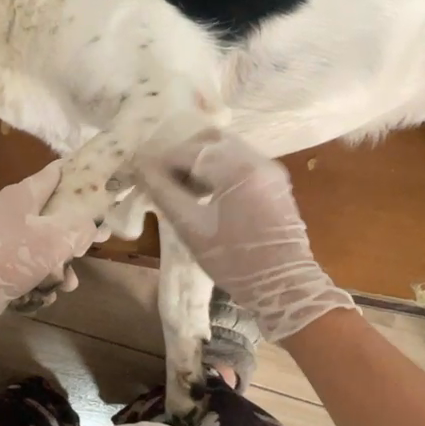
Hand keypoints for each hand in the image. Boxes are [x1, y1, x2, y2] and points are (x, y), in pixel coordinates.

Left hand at [0, 162, 99, 358]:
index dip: (80, 179)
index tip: (102, 188)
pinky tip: (41, 297)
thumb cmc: (7, 260)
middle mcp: (6, 213)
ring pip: (39, 249)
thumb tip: (89, 225)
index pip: (54, 175)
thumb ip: (80, 227)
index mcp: (20, 196)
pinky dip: (35, 281)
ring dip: (55, 267)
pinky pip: (22, 269)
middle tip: (88, 252)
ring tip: (64, 286)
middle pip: (50, 217)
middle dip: (71, 239)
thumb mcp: (54, 240)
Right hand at [136, 129, 355, 342]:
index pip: (189, 151)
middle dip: (181, 155)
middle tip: (160, 177)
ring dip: (198, 160)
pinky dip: (216, 167)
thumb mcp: (191, 229)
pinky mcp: (274, 180)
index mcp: (238, 171)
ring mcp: (270, 169)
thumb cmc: (234, 261)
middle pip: (209, 141)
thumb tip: (140, 168)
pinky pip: (239, 159)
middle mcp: (258, 160)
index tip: (141, 173)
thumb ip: (164, 193)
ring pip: (225, 147)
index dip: (161, 160)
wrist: (284, 285)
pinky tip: (203, 190)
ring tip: (180, 185)